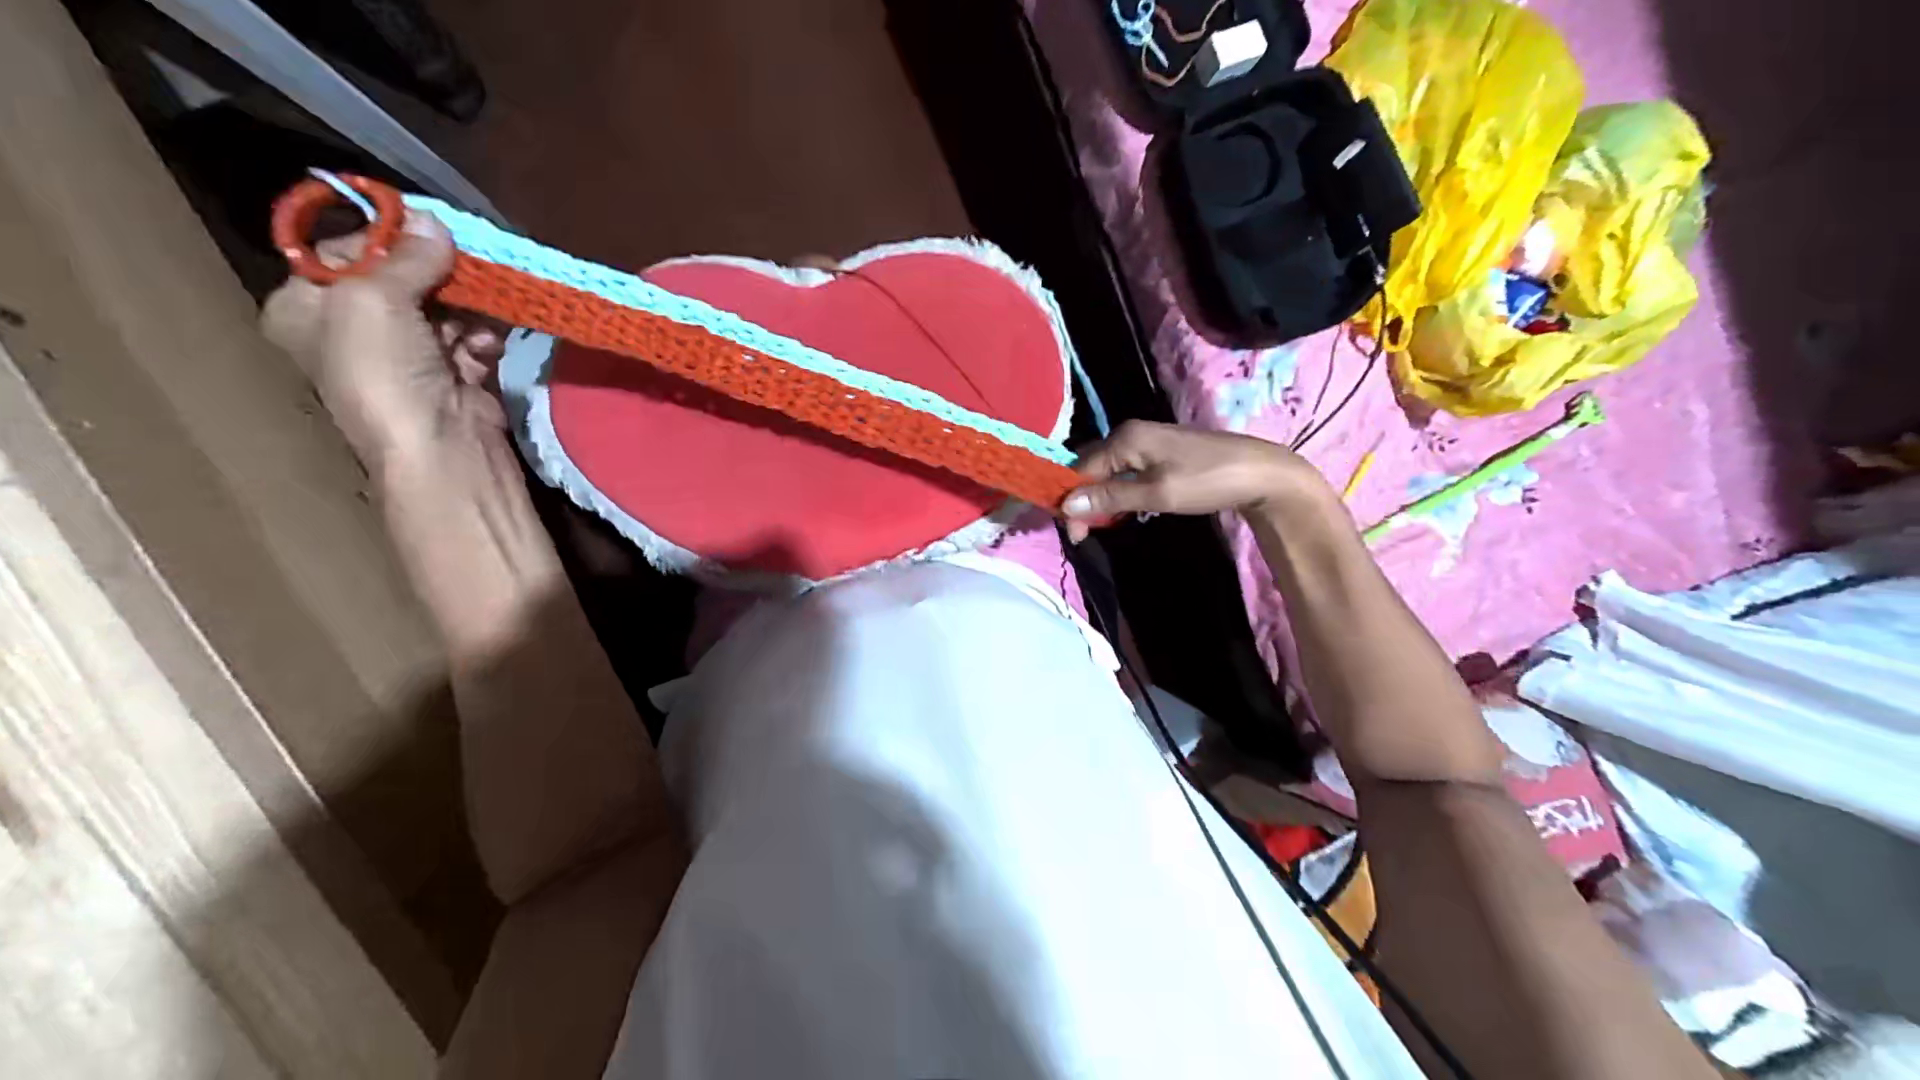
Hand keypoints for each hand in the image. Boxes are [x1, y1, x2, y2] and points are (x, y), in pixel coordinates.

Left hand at [261, 210, 506, 469]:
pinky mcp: (456, 372)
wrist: (441, 449)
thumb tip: (431, 220)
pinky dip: (485, 333)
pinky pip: (473, 335)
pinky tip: (489, 343)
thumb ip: (402, 255)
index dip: (386, 235)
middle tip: (470, 257)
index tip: (428, 225)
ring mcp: (410, 353)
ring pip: (444, 304)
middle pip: (400, 276)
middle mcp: (355, 328)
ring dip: (470, 303)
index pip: (343, 250)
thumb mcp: (373, 299)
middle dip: (438, 268)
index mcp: (308, 308)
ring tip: (488, 305)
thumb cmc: (383, 372)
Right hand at [1060, 420, 1324, 541]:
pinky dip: (1114, 492)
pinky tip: (1116, 510)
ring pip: (1105, 471)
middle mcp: (1128, 433)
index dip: (1070, 501)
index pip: (1080, 469)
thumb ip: (1111, 497)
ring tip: (1096, 525)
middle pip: (1089, 467)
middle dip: (1080, 499)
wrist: (1260, 472)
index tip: (1072, 535)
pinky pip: (1122, 471)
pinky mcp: (1157, 452)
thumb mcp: (1156, 493)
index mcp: (1124, 438)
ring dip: (1096, 498)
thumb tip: (1067, 504)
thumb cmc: (1207, 481)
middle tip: (1082, 533)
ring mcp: (1143, 441)